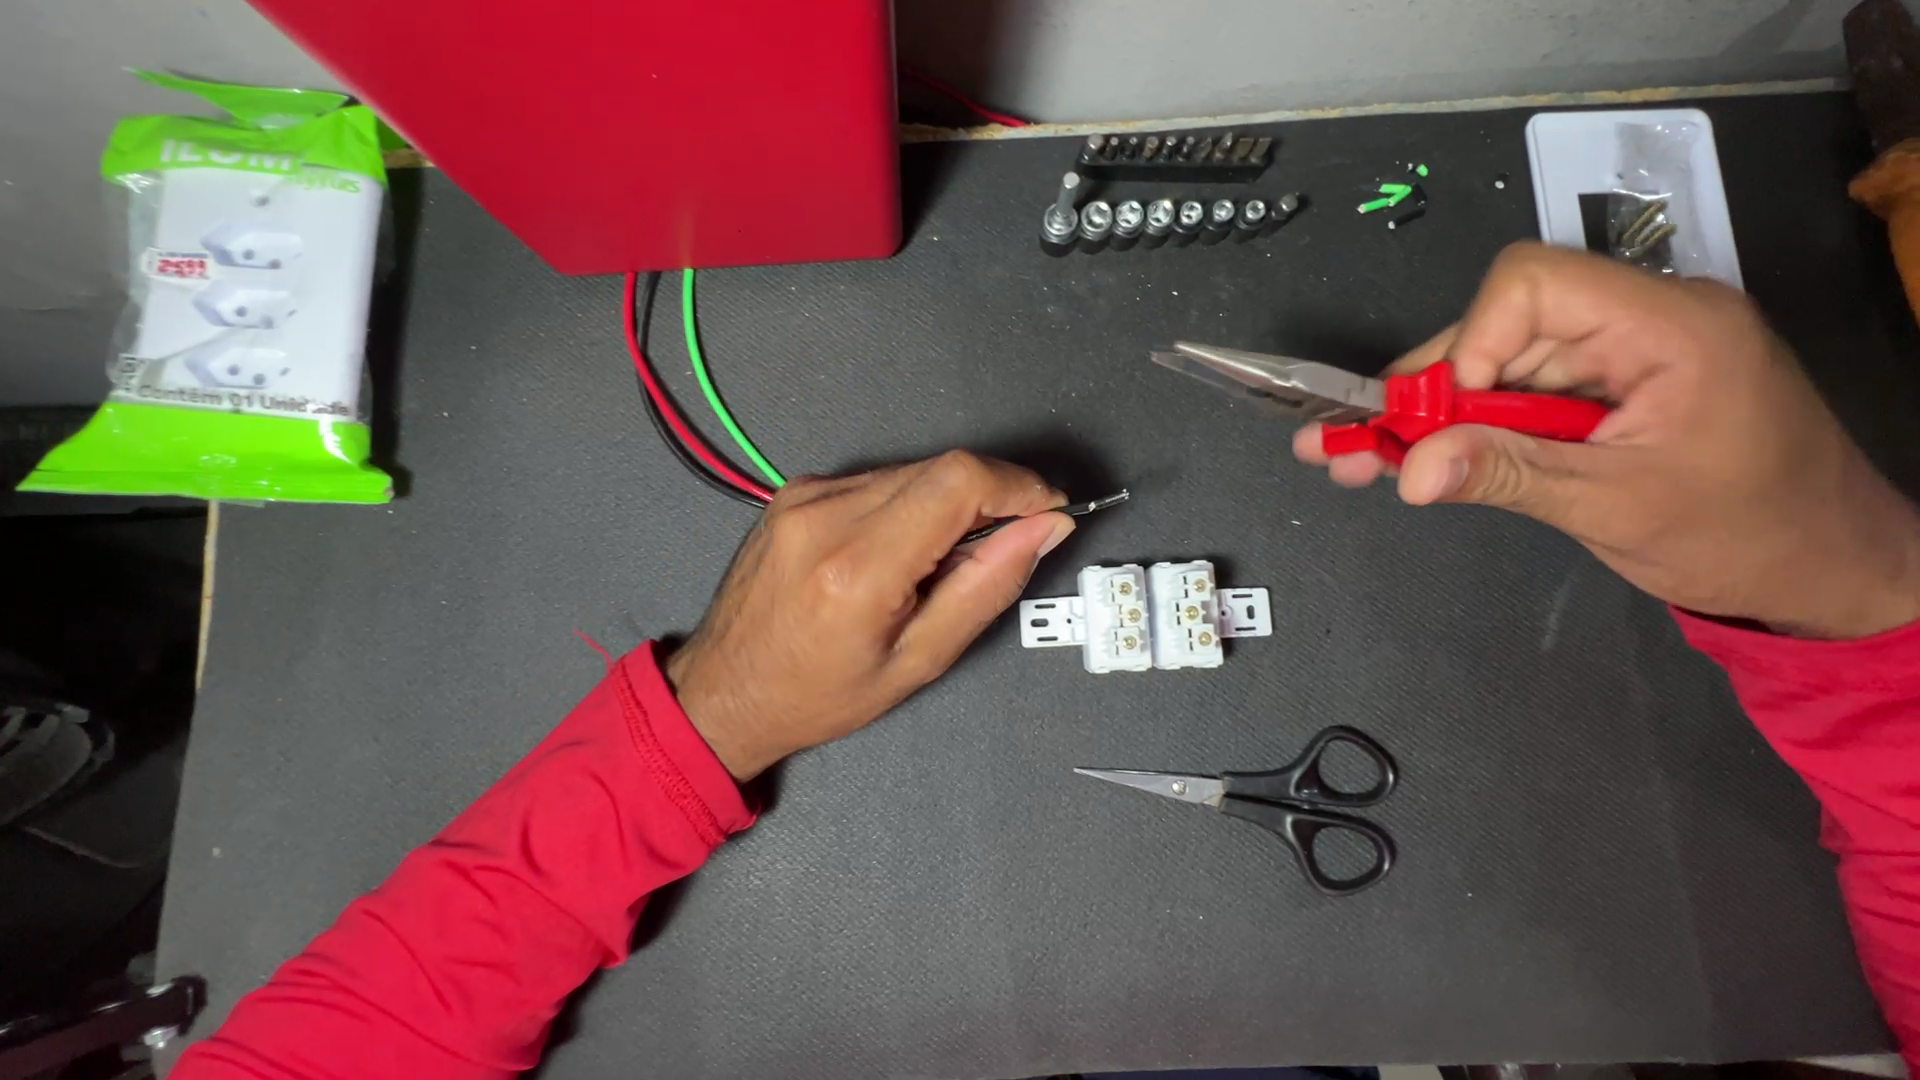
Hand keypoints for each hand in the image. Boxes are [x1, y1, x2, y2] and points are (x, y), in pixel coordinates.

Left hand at [665, 451, 1074, 780]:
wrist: (725, 691)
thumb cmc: (819, 694)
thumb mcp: (918, 660)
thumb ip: (987, 587)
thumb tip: (1042, 528)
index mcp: (858, 564)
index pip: (959, 481)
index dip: (1018, 486)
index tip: (1046, 512)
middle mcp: (826, 513)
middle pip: (942, 468)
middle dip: (991, 498)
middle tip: (998, 550)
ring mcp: (806, 495)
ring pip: (914, 470)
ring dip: (949, 503)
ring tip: (935, 565)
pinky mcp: (797, 489)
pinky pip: (880, 479)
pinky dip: (911, 504)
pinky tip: (899, 551)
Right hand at [1294, 242, 1919, 639]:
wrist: (1822, 570)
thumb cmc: (1746, 534)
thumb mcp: (1617, 505)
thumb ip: (1510, 476)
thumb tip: (1411, 473)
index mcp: (1664, 326)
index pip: (1532, 284)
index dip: (1471, 341)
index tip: (1442, 416)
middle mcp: (1632, 325)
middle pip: (1496, 328)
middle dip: (1426, 390)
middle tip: (1358, 446)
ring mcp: (1612, 360)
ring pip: (1490, 366)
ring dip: (1430, 417)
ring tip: (1368, 461)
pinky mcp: (1595, 395)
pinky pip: (1509, 398)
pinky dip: (1460, 431)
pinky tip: (1420, 461)